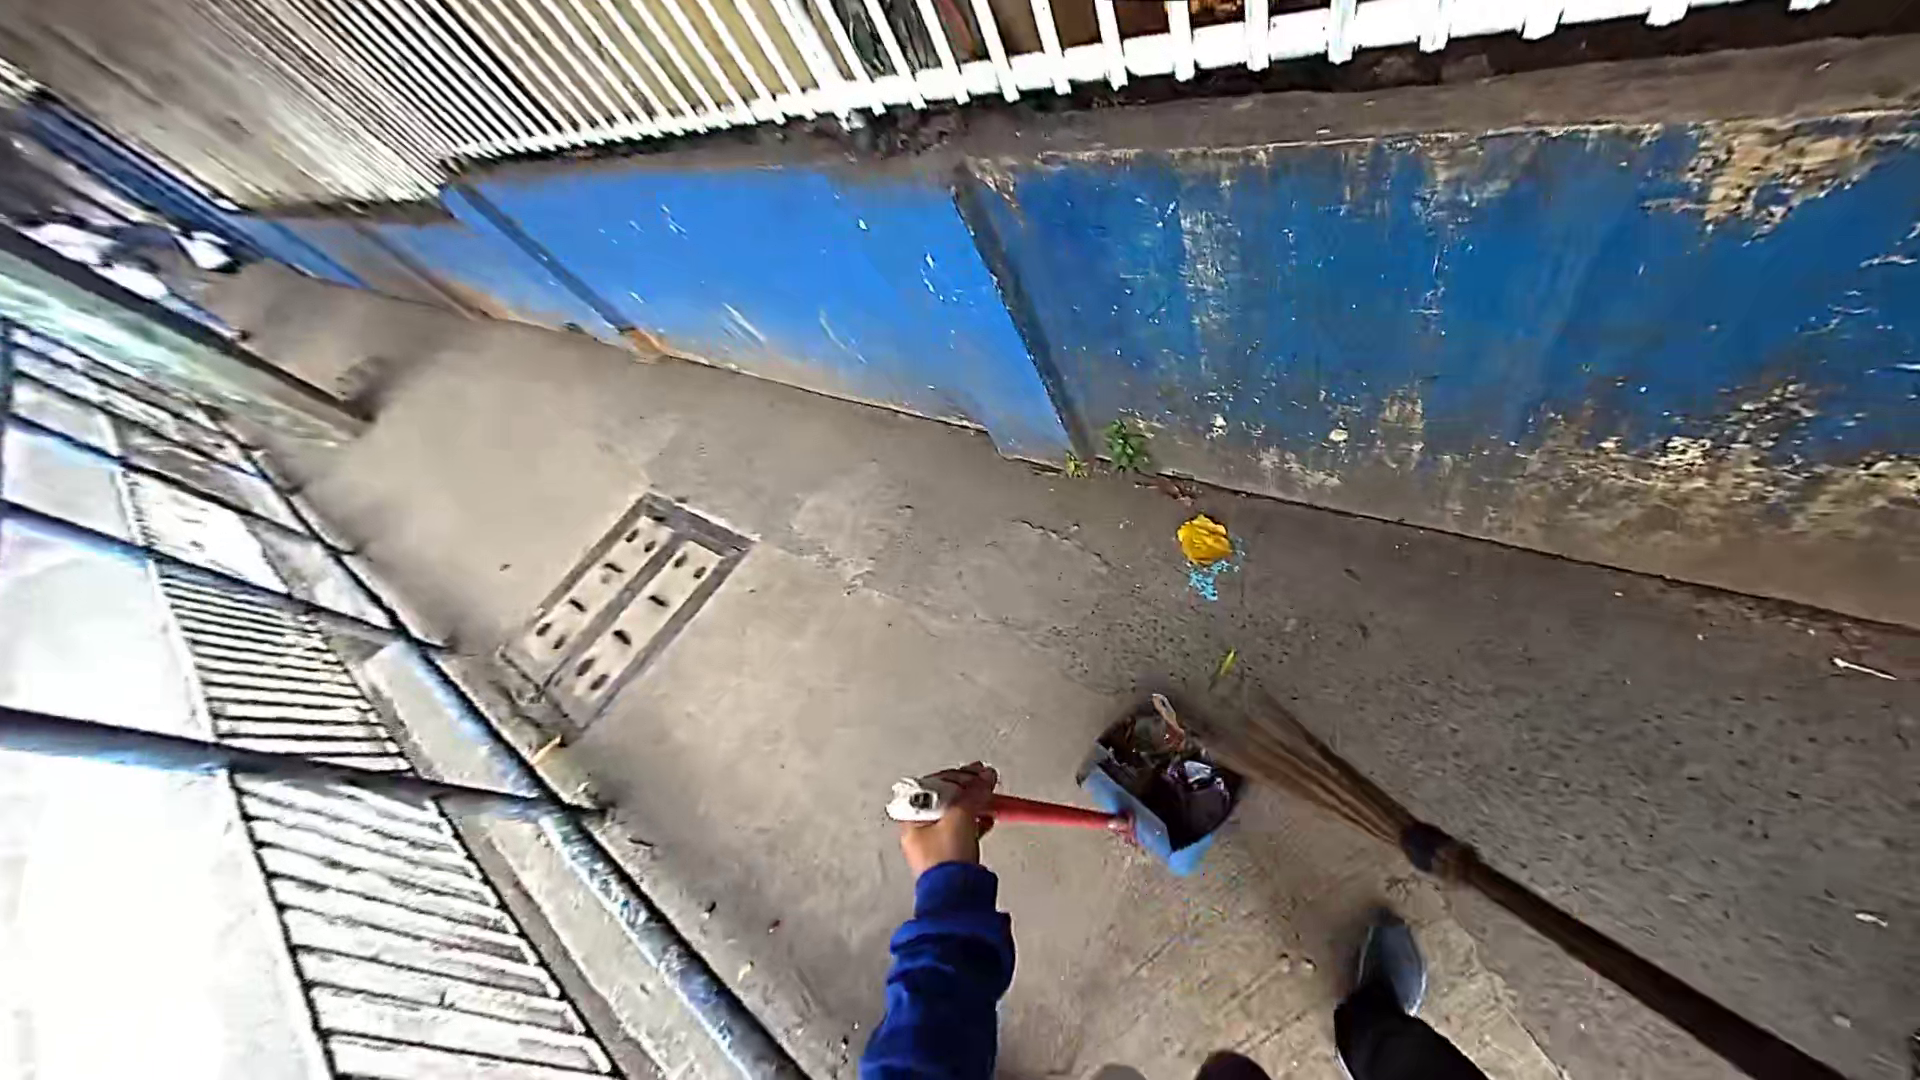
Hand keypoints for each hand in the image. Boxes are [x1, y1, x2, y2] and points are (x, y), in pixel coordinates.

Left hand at [898, 762, 997, 877]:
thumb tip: (985, 776)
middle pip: (944, 798)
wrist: (955, 897)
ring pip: (953, 814)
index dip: (957, 776)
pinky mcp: (948, 856)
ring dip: (972, 803)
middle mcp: (918, 829)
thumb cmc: (947, 859)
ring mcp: (932, 844)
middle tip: (983, 780)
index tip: (976, 771)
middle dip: (966, 788)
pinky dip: (973, 820)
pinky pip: (960, 830)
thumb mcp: (961, 815)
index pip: (934, 785)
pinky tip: (986, 818)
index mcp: (912, 817)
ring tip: (987, 796)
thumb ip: (974, 792)